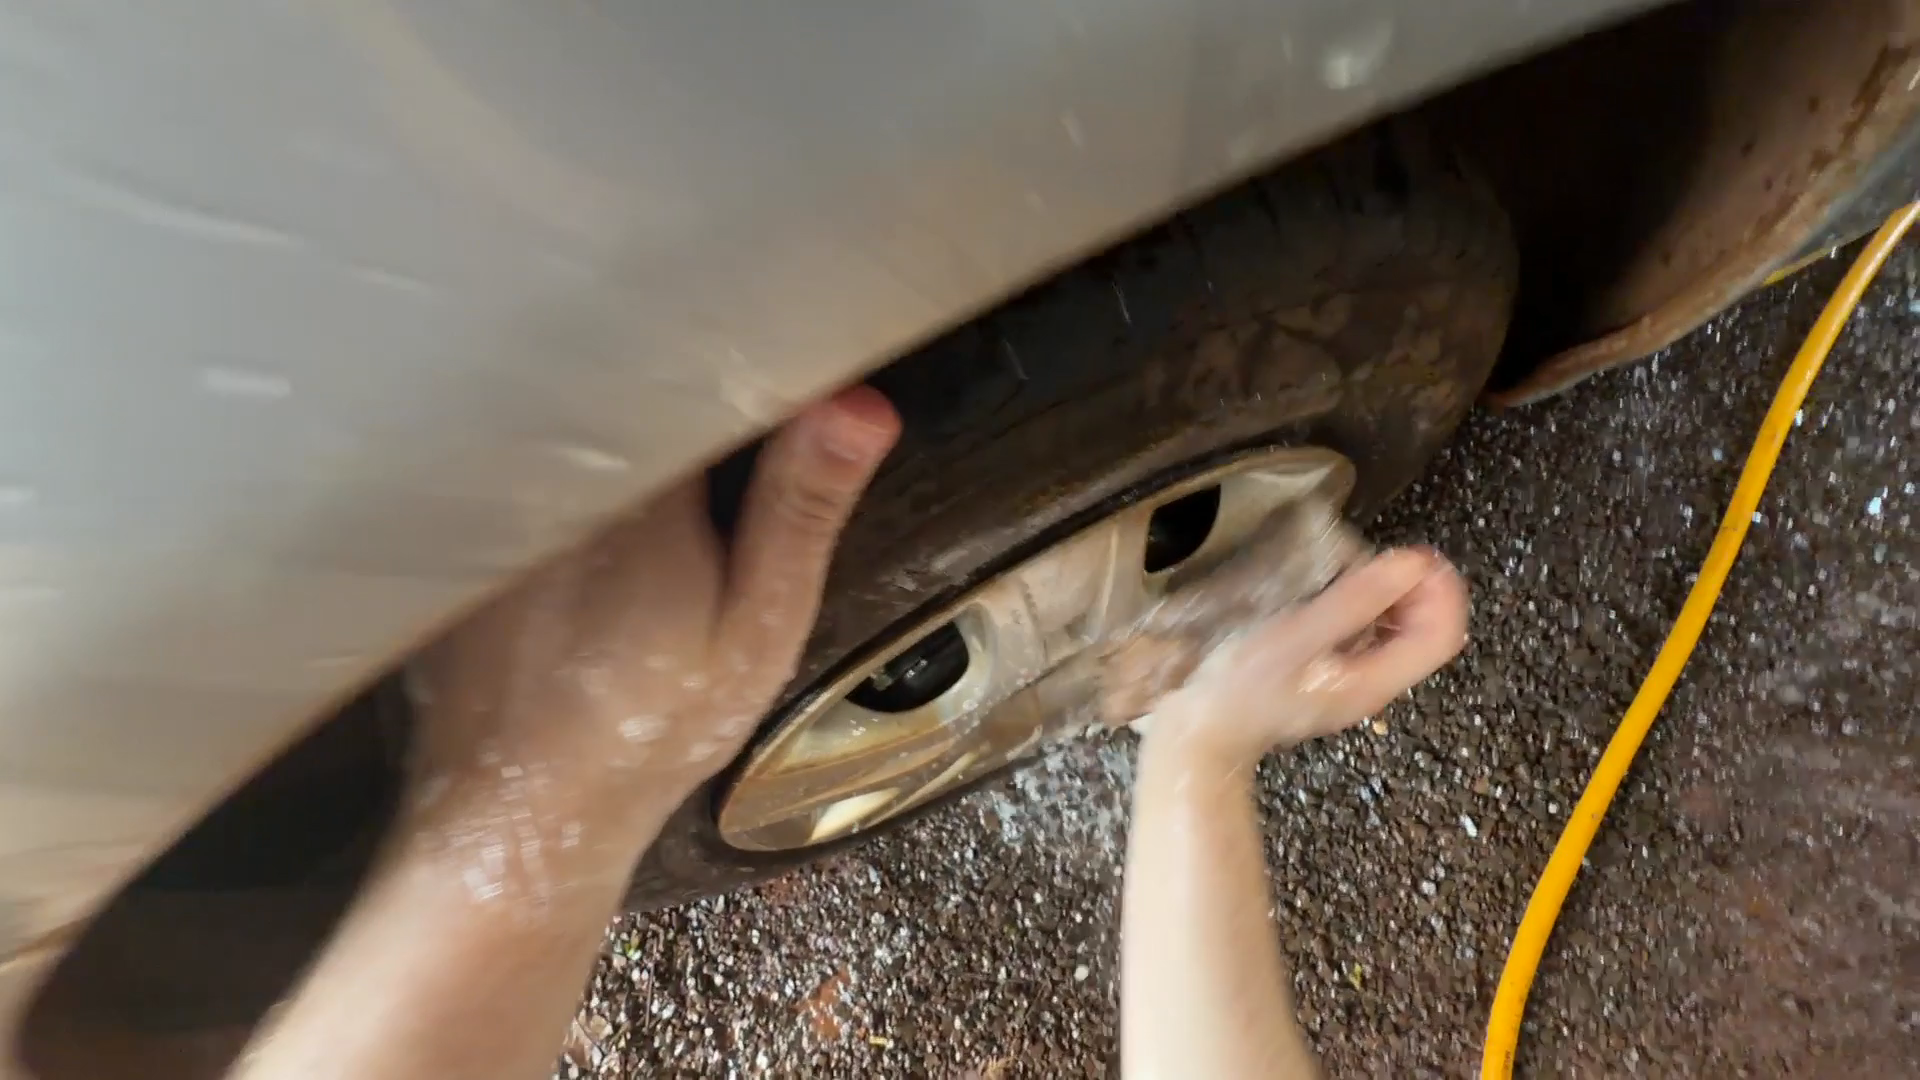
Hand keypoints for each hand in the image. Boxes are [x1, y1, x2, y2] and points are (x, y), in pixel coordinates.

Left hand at [404, 386, 900, 833]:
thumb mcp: (761, 624)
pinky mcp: (465, 534)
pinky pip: (531, 463)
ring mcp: (497, 504)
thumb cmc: (665, 722)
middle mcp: (553, 477)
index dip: (737, 357)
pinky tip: (604, 514)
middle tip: (736, 406)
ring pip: (579, 420)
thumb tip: (859, 408)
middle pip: (628, 386)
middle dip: (688, 388)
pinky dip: (578, 464)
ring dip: (633, 421)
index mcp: (640, 490)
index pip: (689, 371)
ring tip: (681, 454)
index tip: (778, 359)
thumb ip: (802, 510)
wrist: (534, 812)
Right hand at [1144, 548, 1467, 766]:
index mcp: (1372, 680)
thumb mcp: (1296, 638)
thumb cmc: (1240, 687)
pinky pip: (1361, 639)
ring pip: (1392, 635)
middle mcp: (1368, 684)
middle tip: (1387, 557)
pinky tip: (1330, 595)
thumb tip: (1409, 564)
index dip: (1440, 591)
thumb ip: (1354, 602)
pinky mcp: (1320, 678)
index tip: (1414, 555)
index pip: (1440, 635)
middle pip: (1422, 634)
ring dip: (1387, 598)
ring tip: (1357, 568)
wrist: (1200, 731)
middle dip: (1416, 591)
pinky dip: (1359, 611)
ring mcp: (1344, 684)